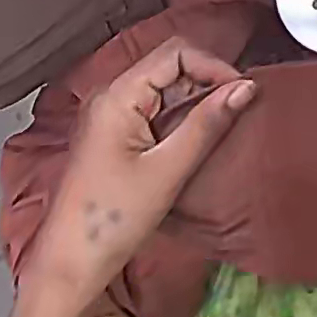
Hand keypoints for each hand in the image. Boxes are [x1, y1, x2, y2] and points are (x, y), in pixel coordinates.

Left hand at [22, 39, 256, 316]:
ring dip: (196, 98)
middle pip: (169, 65)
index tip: (242, 92)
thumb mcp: (168, 170)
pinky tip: (198, 136)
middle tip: (238, 108)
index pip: (175, 52)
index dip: (213, 65)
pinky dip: (181, 115)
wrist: (70, 263)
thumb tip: (246, 88)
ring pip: (164, 86)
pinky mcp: (114, 132)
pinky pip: (154, 108)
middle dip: (207, 80)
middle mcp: (111, 94)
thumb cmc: (114, 218)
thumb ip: (207, 124)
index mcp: (118, 95)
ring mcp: (111, 112)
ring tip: (224, 122)